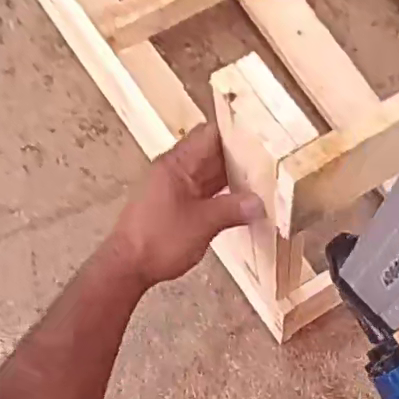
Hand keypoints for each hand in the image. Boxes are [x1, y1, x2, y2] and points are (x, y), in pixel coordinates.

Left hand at [104, 123, 262, 287]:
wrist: (128, 266)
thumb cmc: (160, 240)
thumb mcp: (202, 224)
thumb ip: (232, 210)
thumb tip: (259, 203)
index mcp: (177, 164)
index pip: (210, 134)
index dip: (236, 133)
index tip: (262, 137)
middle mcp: (174, 170)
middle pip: (211, 153)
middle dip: (239, 157)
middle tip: (270, 161)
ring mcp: (173, 189)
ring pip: (208, 174)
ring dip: (231, 178)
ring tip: (262, 181)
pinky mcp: (174, 207)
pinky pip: (202, 193)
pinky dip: (220, 195)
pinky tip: (239, 203)